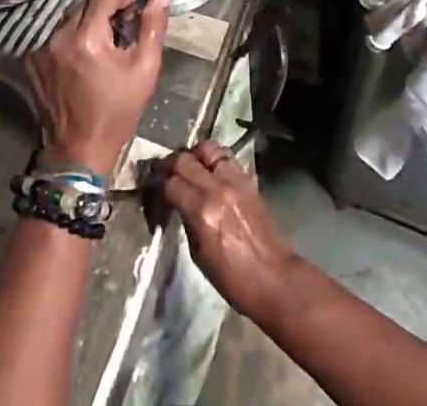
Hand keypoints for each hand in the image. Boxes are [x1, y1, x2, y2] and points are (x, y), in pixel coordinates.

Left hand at [28, 0, 171, 175]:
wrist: (81, 146)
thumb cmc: (118, 109)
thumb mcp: (145, 68)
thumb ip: (153, 26)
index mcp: (88, 37)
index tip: (131, 15)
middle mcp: (59, 35)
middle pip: (84, 1)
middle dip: (104, 10)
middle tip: (118, 33)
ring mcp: (41, 46)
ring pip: (68, 15)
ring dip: (86, 22)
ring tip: (99, 47)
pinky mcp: (31, 57)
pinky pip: (54, 32)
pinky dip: (69, 37)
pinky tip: (80, 58)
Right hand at [159, 142, 299, 318]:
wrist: (273, 278)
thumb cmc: (231, 277)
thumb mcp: (197, 253)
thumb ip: (185, 219)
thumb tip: (176, 202)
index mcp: (202, 211)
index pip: (170, 183)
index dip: (158, 184)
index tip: (152, 187)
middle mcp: (217, 189)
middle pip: (184, 160)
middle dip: (170, 164)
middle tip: (164, 172)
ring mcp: (235, 181)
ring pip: (207, 148)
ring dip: (193, 154)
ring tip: (189, 165)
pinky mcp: (248, 180)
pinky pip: (226, 157)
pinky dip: (214, 158)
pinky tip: (209, 169)